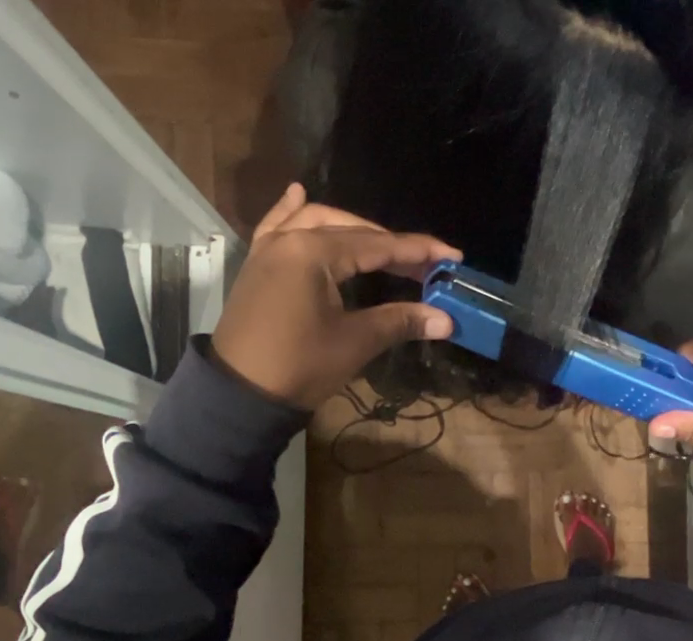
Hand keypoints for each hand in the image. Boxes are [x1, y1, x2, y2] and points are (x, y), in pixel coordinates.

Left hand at [212, 183, 461, 408]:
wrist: (241, 394)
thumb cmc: (300, 366)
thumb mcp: (355, 343)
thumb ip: (400, 322)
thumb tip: (446, 320)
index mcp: (313, 252)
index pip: (377, 245)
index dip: (418, 251)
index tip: (452, 257)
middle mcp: (290, 239)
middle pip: (350, 229)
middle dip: (391, 245)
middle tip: (426, 265)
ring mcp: (269, 249)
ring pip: (316, 221)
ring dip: (352, 228)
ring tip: (383, 243)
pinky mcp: (258, 266)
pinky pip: (277, 226)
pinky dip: (293, 212)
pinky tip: (299, 195)